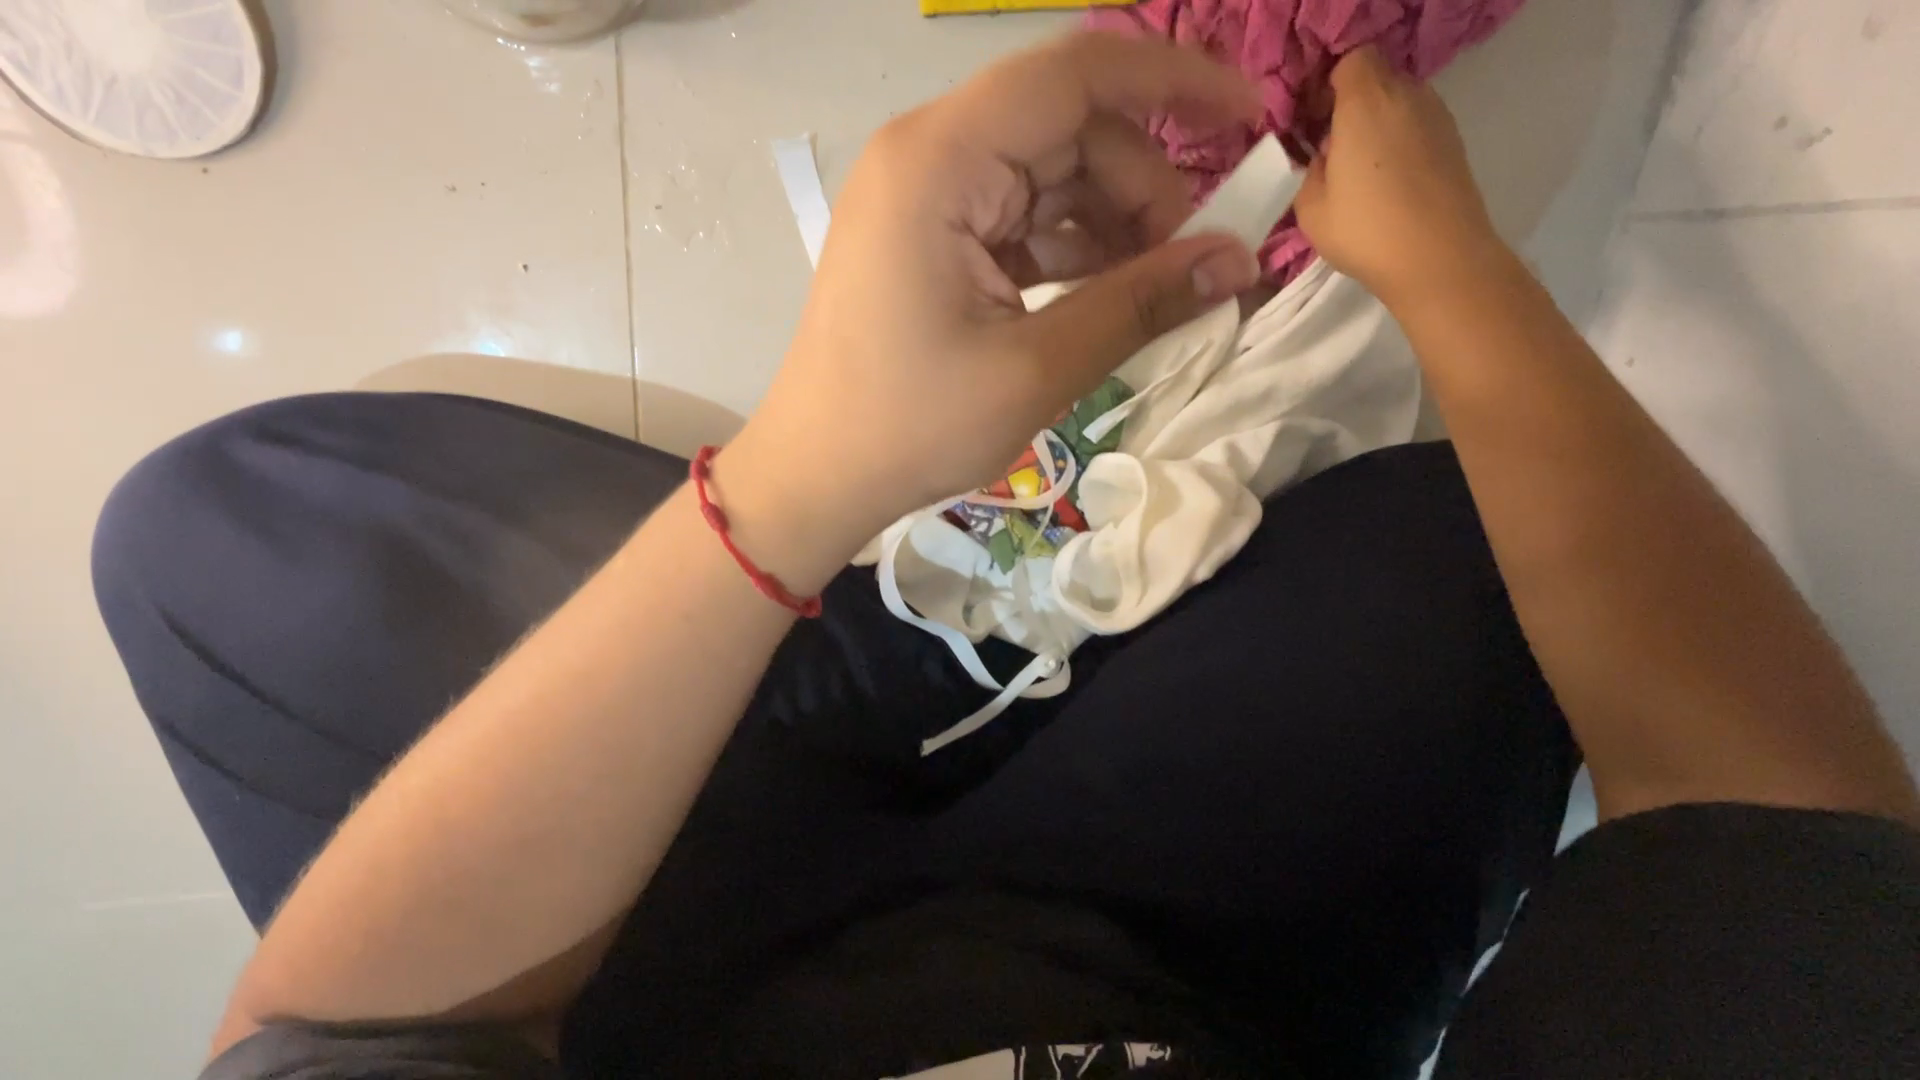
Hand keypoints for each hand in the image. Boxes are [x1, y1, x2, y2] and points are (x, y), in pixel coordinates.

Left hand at [720, 33, 1262, 570]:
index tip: (1245, 121)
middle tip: (1190, 264)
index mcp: (939, 162)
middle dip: (1141, 186)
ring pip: (1047, 174)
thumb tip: (1239, 262)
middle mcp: (926, 156)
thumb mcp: (1036, 368)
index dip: (1172, 82)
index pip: (1073, 75)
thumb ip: (1141, 303)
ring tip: (1150, 291)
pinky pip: (1017, 216)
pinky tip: (1101, 295)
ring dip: (1110, 223)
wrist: (818, 475)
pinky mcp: (926, 237)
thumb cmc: (911, 426)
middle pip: (1065, 127)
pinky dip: (1068, 248)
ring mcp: (922, 196)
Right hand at [1292, 47, 1509, 307]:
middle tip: (1330, 147)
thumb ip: (1308, 169)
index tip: (1314, 120)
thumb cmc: (1365, 230)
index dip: (1330, 85)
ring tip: (1359, 170)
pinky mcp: (1453, 141)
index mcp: (1366, 103)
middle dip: (1352, 104)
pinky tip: (1387, 182)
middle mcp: (1407, 96)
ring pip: (1399, 102)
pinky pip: (1417, 125)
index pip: (1352, 60)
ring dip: (1377, 124)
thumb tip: (1322, 155)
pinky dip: (1399, 141)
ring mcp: (1436, 117)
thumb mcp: (1310, 208)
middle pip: (1377, 79)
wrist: (1437, 258)